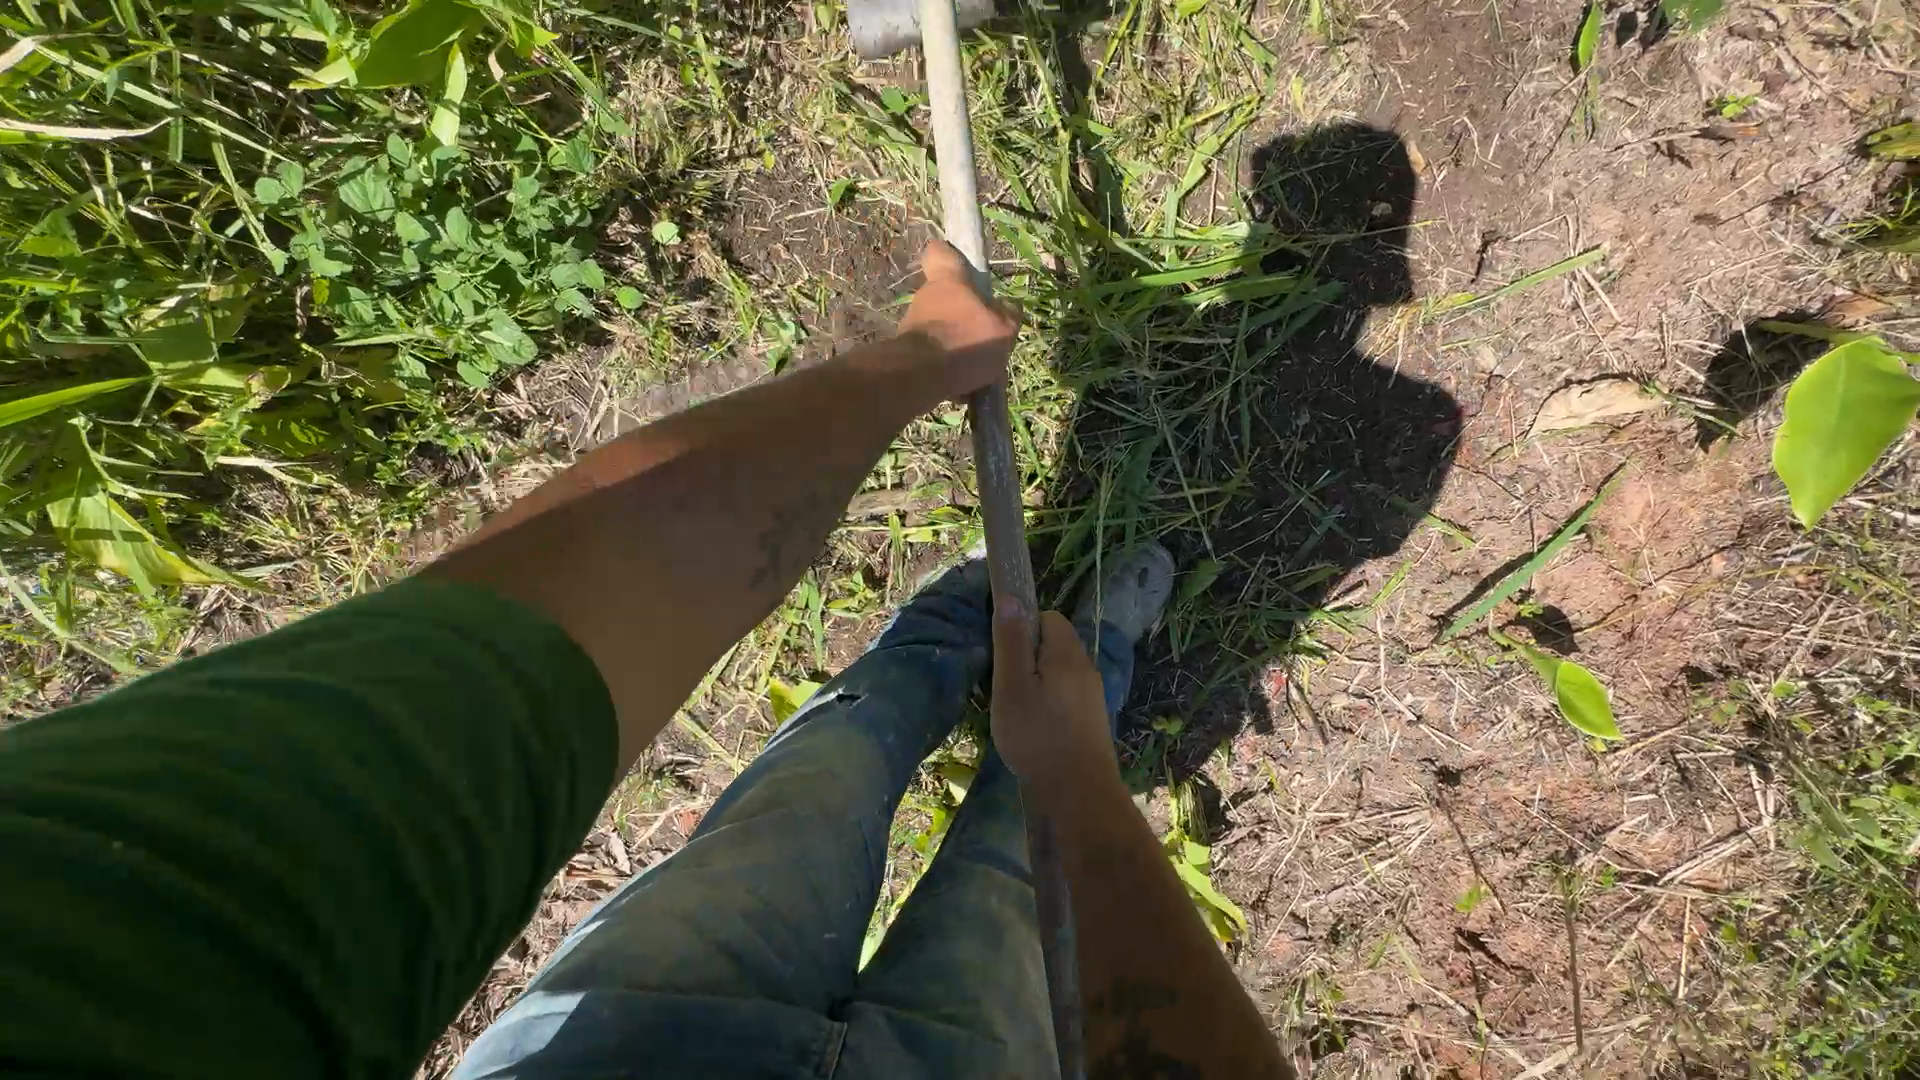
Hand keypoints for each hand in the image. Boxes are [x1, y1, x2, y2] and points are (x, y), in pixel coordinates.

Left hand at [898, 239, 1019, 400]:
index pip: (940, 253)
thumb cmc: (966, 341)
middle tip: (987, 342)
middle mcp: (925, 299)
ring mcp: (912, 328)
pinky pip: (935, 361)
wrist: (921, 378)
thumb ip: (1008, 316)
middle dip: (966, 321)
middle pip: (947, 302)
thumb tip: (1008, 309)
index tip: (961, 267)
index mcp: (948, 281)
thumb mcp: (1003, 328)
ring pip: (943, 335)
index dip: (950, 256)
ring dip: (959, 351)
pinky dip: (949, 373)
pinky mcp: (906, 356)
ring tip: (979, 376)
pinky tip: (964, 391)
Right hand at [991, 604, 1120, 797]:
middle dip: (1028, 658)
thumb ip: (1011, 641)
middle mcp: (1086, 667)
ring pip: (1059, 673)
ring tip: (1017, 711)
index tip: (1003, 656)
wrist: (1079, 794)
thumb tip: (1011, 596)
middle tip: (1005, 687)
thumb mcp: (1012, 685)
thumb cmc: (1038, 736)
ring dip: (1037, 684)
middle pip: (1054, 645)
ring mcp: (1093, 695)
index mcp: (1067, 652)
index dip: (1022, 629)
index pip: (1047, 617)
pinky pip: (1066, 696)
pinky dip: (1049, 704)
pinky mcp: (1092, 720)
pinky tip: (1035, 729)